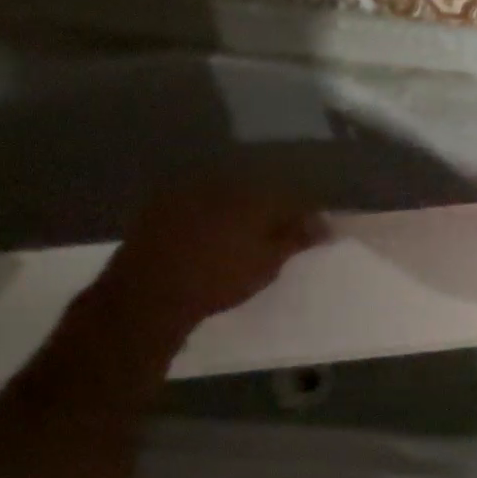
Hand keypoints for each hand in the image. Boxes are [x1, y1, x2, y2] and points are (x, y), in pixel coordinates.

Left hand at [94, 176, 328, 337]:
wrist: (150, 292)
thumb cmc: (219, 278)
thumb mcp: (267, 262)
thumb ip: (297, 238)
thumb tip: (326, 223)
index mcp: (251, 195)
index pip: (291, 198)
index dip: (305, 215)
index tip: (315, 231)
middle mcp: (220, 184)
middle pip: (259, 193)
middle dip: (274, 210)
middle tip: (282, 234)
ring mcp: (187, 192)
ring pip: (227, 197)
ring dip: (242, 212)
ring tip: (249, 236)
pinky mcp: (162, 206)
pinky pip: (200, 204)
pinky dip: (213, 216)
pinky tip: (215, 235)